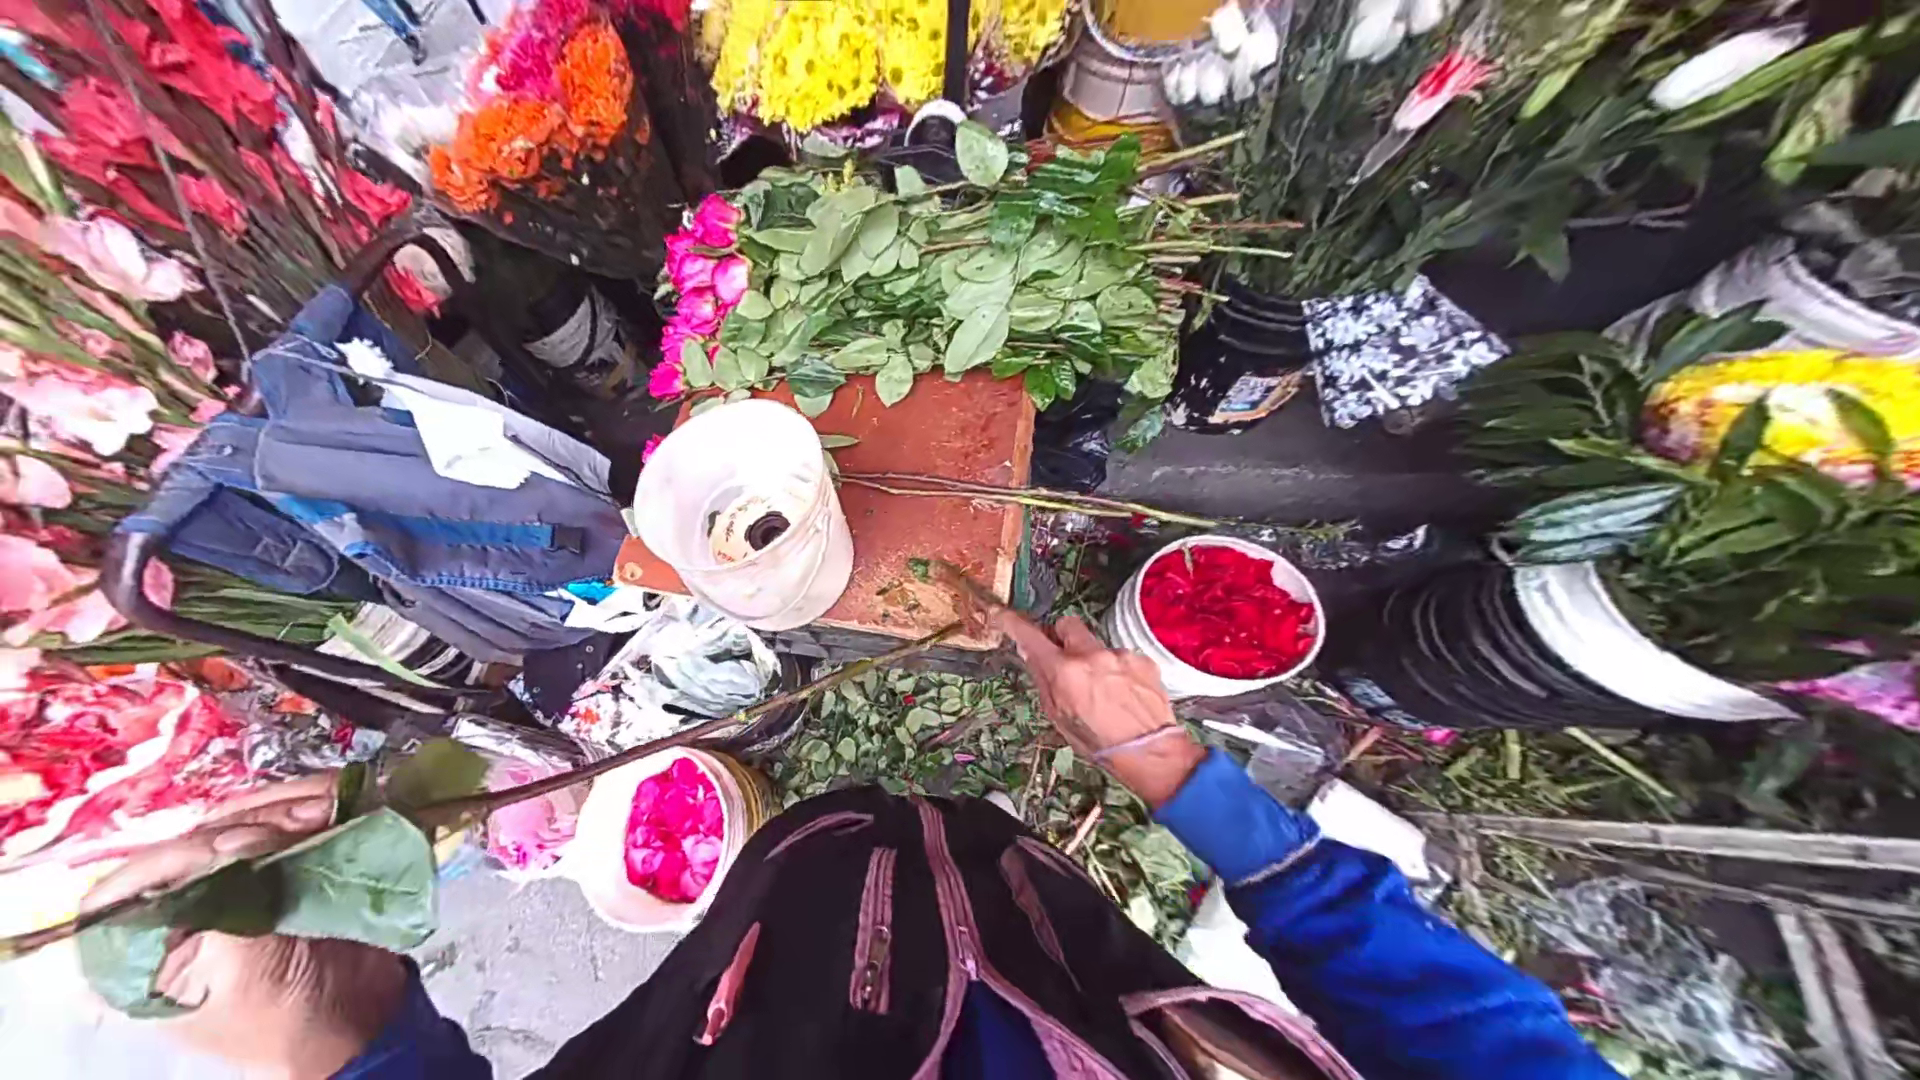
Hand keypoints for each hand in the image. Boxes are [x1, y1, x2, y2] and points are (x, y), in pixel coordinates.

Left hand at [82, 775, 407, 1077]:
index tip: (249, 840)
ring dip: (300, 806)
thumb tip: (239, 839)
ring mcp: (248, 884)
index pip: (133, 881)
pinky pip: (304, 827)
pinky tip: (348, 808)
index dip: (184, 852)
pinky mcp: (300, 869)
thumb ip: (226, 907)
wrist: (357, 1017)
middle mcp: (188, 908)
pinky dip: (328, 809)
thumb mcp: (240, 970)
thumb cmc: (283, 1012)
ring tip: (337, 808)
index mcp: (143, 947)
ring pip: (258, 822)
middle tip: (311, 814)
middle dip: (260, 817)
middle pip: (203, 838)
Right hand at [995, 611, 1204, 807]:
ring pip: (1096, 644)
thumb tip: (1031, 653)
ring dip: (1094, 660)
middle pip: (1067, 624)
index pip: (1031, 636)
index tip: (1004, 617)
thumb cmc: (1099, 742)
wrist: (1150, 752)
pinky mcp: (1141, 659)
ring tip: (1103, 691)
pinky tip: (1123, 693)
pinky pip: (1120, 656)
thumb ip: (1043, 679)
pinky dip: (1118, 670)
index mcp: (1064, 672)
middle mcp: (1091, 655)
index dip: (1013, 624)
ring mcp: (1118, 654)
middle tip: (1065, 658)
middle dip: (1062, 636)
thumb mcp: (1058, 716)